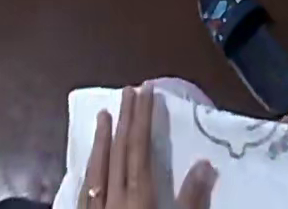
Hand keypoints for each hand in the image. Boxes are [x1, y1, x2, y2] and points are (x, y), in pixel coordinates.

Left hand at [82, 85, 216, 208]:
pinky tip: (87, 166)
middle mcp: (114, 203)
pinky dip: (87, 173)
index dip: (142, 118)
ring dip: (101, 141)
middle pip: (118, 153)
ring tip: (103, 114)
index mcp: (139, 201)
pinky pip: (81, 197)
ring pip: (96, 171)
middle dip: (124, 119)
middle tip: (128, 89)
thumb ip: (192, 203)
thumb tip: (205, 163)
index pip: (140, 149)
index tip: (146, 90)